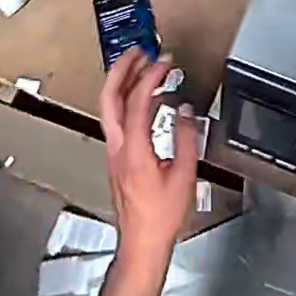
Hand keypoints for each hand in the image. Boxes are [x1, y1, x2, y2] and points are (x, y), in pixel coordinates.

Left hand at [98, 48, 197, 262]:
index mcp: (134, 150)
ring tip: (141, 65)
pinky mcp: (116, 156)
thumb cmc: (161, 216)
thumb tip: (186, 110)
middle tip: (138, 51)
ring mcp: (113, 151)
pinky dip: (128, 98)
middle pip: (109, 98)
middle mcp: (117, 147)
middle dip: (121, 69)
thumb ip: (187, 138)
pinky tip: (146, 96)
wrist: (141, 245)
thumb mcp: (184, 175)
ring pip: (109, 107)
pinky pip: (117, 118)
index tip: (165, 62)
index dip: (150, 77)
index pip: (137, 102)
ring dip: (122, 82)